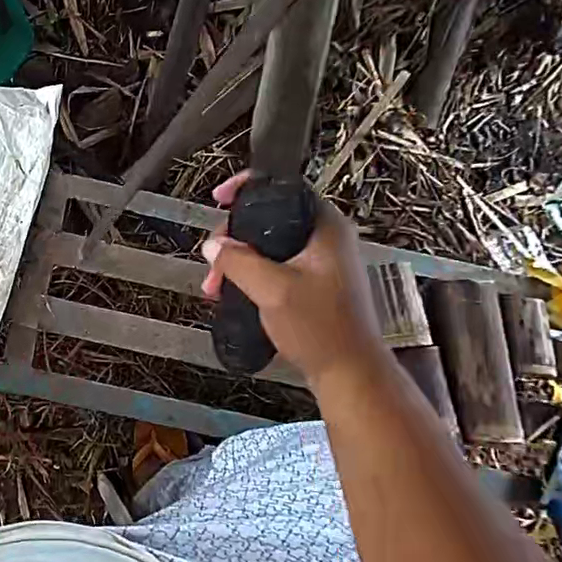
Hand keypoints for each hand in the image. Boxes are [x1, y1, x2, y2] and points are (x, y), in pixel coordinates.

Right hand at [198, 171, 387, 386]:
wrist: (348, 373)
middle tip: (214, 258)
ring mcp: (322, 262)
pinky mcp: (315, 284)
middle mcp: (327, 239)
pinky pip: (277, 267)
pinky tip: (235, 292)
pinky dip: (254, 276)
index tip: (222, 197)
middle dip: (235, 238)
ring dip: (240, 261)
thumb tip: (215, 245)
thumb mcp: (272, 290)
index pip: (284, 188)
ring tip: (217, 285)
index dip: (248, 189)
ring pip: (270, 247)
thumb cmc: (322, 331)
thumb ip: (238, 263)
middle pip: (271, 219)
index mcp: (326, 228)